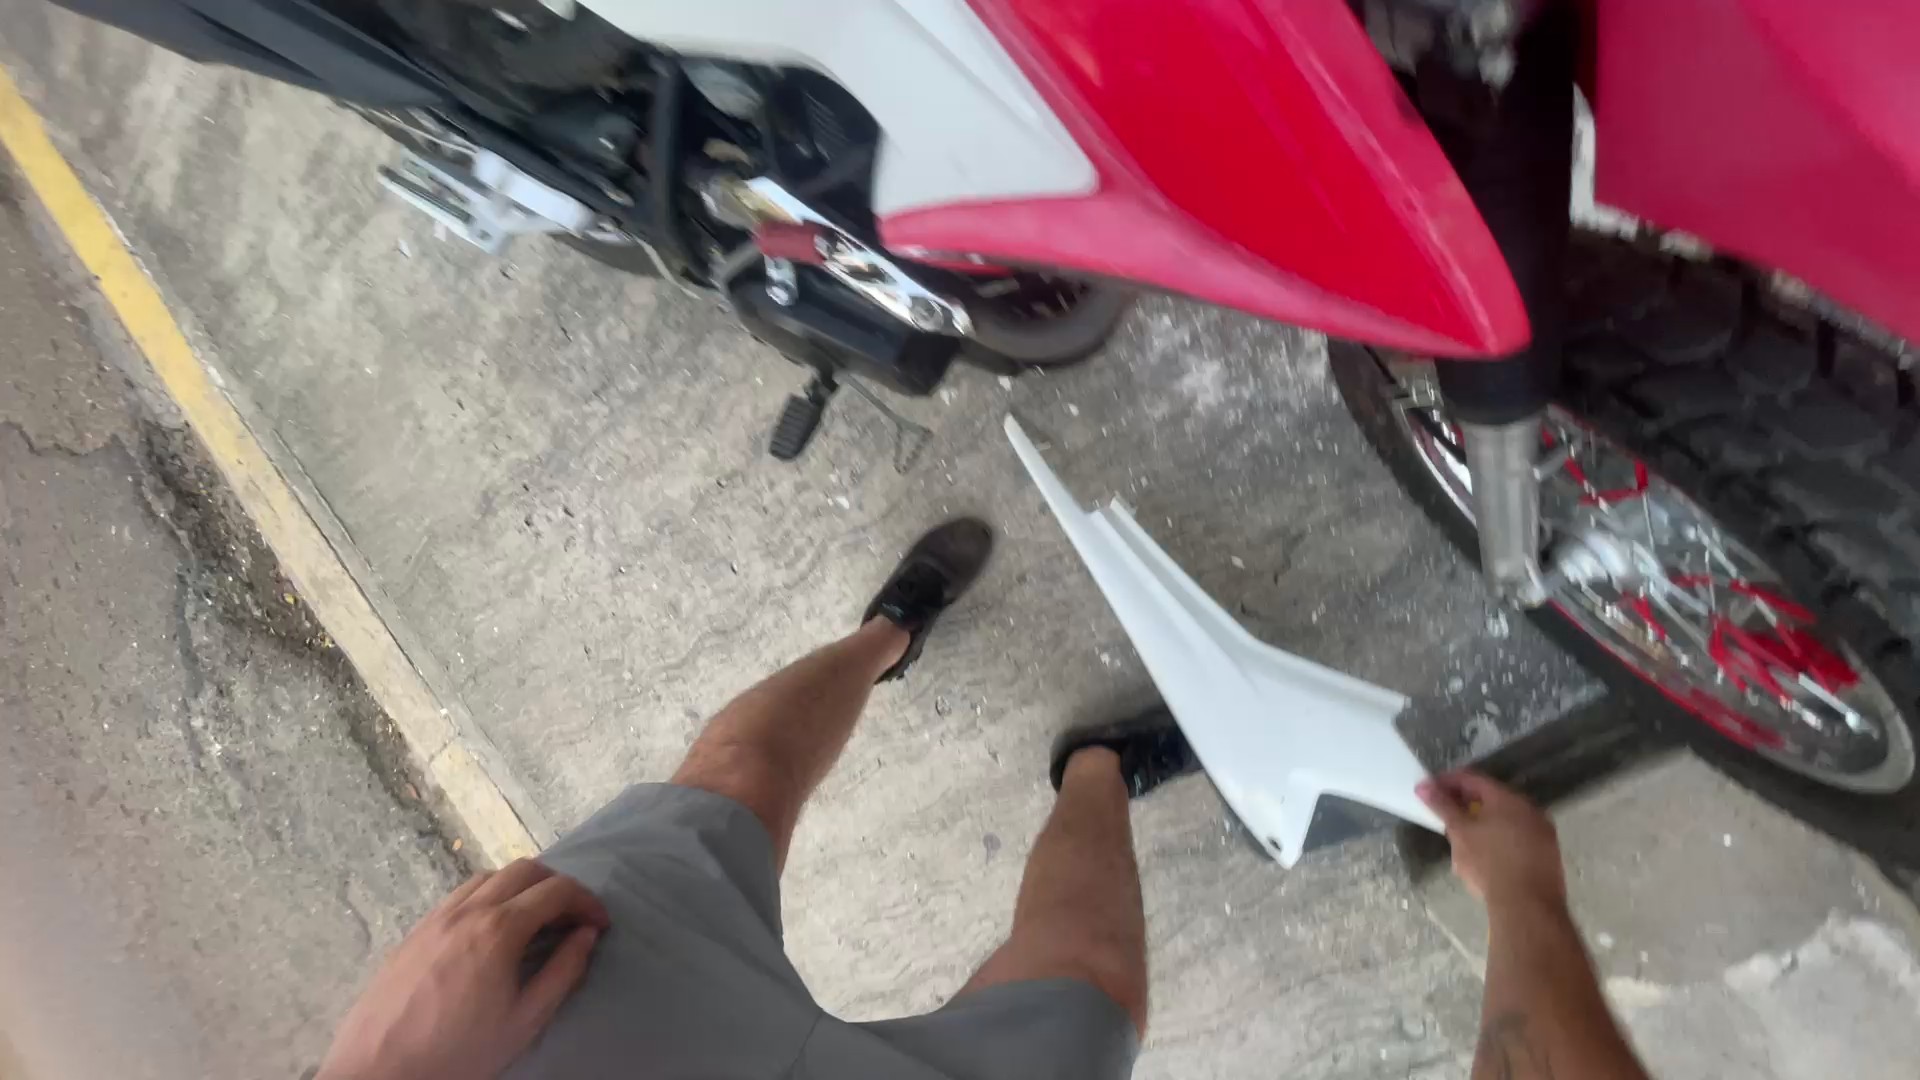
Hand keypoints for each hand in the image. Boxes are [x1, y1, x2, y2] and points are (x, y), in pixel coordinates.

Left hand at [317, 859, 609, 1079]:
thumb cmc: (455, 1054)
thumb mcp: (523, 1021)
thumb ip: (563, 972)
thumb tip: (586, 935)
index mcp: (500, 929)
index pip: (559, 890)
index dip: (587, 901)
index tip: (599, 925)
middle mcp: (470, 911)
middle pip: (527, 870)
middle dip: (557, 886)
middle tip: (569, 917)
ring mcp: (437, 918)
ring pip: (491, 876)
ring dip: (521, 887)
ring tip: (530, 918)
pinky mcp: (414, 932)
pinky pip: (460, 895)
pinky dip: (488, 896)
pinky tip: (488, 927)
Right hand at [1416, 772, 1566, 911]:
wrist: (1528, 908)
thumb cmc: (1489, 863)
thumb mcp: (1459, 831)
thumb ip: (1441, 805)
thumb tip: (1424, 786)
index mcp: (1508, 799)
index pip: (1471, 778)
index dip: (1446, 781)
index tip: (1428, 790)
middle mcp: (1530, 810)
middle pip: (1490, 796)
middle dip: (1463, 801)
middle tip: (1442, 811)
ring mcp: (1543, 833)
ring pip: (1505, 816)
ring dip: (1481, 818)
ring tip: (1460, 832)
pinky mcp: (1548, 854)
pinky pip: (1517, 833)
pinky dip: (1498, 834)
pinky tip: (1484, 850)